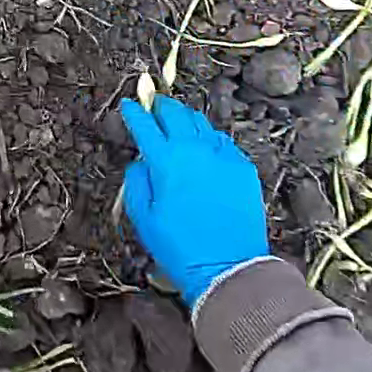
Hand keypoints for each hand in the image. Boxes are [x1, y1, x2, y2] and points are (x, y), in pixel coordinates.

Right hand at [119, 96, 269, 306]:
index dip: (135, 113)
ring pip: (200, 122)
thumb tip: (140, 162)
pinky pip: (222, 141)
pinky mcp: (241, 165)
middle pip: (175, 113)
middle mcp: (195, 150)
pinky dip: (208, 138)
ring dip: (185, 118)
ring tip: (178, 120)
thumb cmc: (182, 248)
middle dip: (162, 106)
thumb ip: (137, 183)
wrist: (229, 267)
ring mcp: (221, 154)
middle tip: (155, 104)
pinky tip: (205, 146)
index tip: (129, 105)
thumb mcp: (145, 220)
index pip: (146, 126)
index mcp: (167, 161)